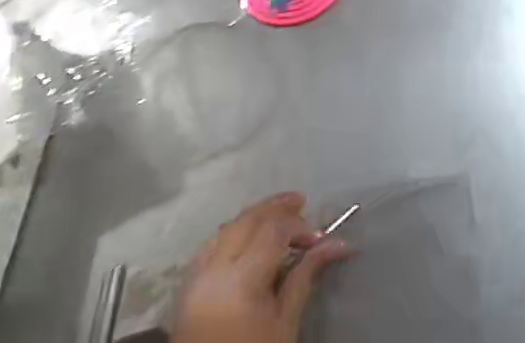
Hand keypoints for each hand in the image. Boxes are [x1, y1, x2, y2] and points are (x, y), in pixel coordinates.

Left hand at [171, 192, 351, 342]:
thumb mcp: (285, 321)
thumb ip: (307, 275)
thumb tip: (338, 243)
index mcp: (241, 281)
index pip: (273, 230)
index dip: (299, 226)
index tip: (319, 239)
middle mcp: (213, 271)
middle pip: (247, 220)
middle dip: (277, 207)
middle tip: (302, 204)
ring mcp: (195, 280)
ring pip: (226, 228)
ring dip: (254, 216)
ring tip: (279, 216)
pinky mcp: (186, 290)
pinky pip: (210, 246)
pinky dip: (233, 232)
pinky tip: (249, 237)